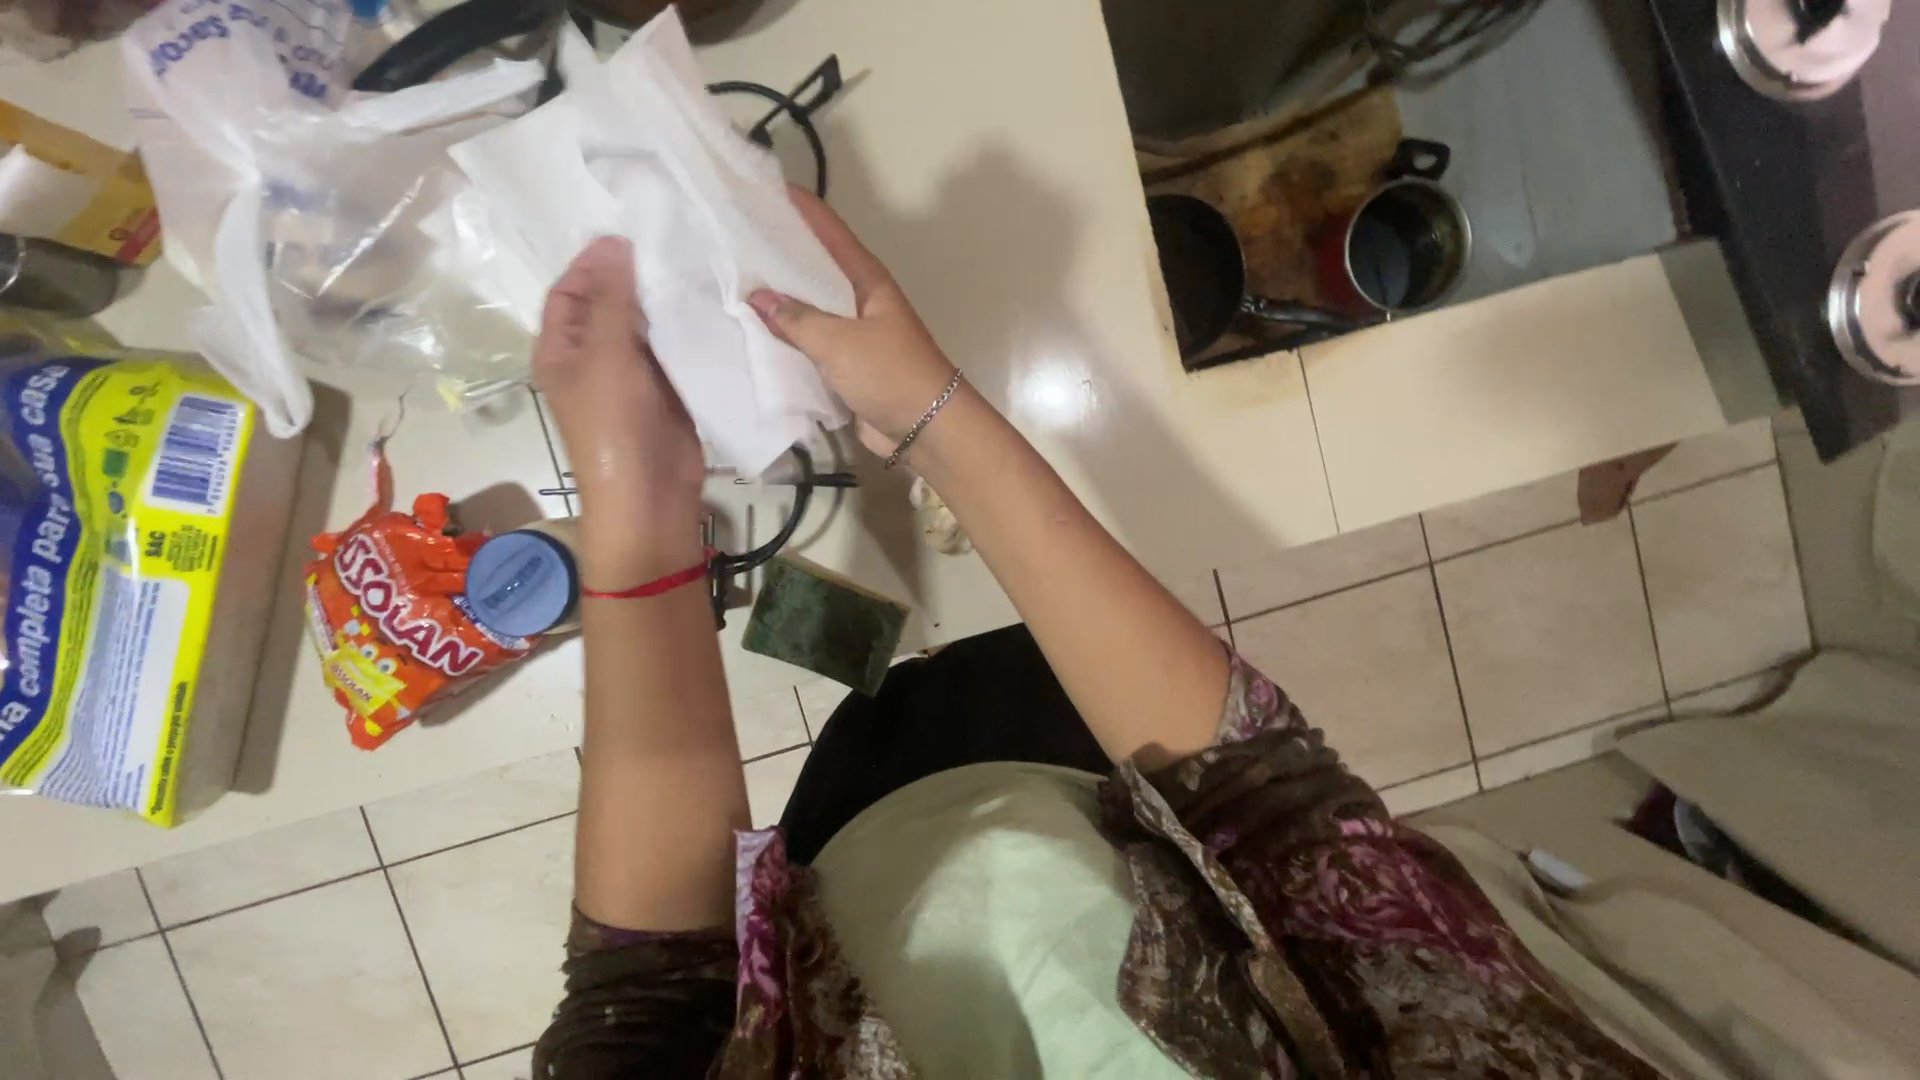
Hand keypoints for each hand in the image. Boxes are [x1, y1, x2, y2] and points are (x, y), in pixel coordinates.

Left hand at [533, 236, 704, 579]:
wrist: (650, 495)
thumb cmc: (613, 426)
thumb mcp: (606, 356)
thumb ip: (614, 299)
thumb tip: (617, 244)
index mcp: (561, 351)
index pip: (569, 292)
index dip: (592, 264)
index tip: (629, 237)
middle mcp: (594, 360)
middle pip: (611, 307)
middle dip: (636, 279)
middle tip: (672, 245)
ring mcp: (634, 379)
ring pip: (649, 330)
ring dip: (667, 305)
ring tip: (697, 269)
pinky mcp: (670, 394)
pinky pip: (677, 354)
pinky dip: (690, 334)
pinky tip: (711, 310)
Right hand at [748, 189, 957, 460]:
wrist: (926, 429)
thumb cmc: (890, 374)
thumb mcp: (840, 342)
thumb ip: (797, 319)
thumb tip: (757, 296)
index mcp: (865, 279)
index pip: (827, 229)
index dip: (795, 206)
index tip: (755, 187)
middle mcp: (857, 299)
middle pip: (811, 268)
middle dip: (774, 254)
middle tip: (724, 238)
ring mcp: (850, 334)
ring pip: (806, 310)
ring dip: (774, 302)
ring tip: (724, 282)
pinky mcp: (843, 367)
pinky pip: (807, 346)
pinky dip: (782, 342)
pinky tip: (747, 335)